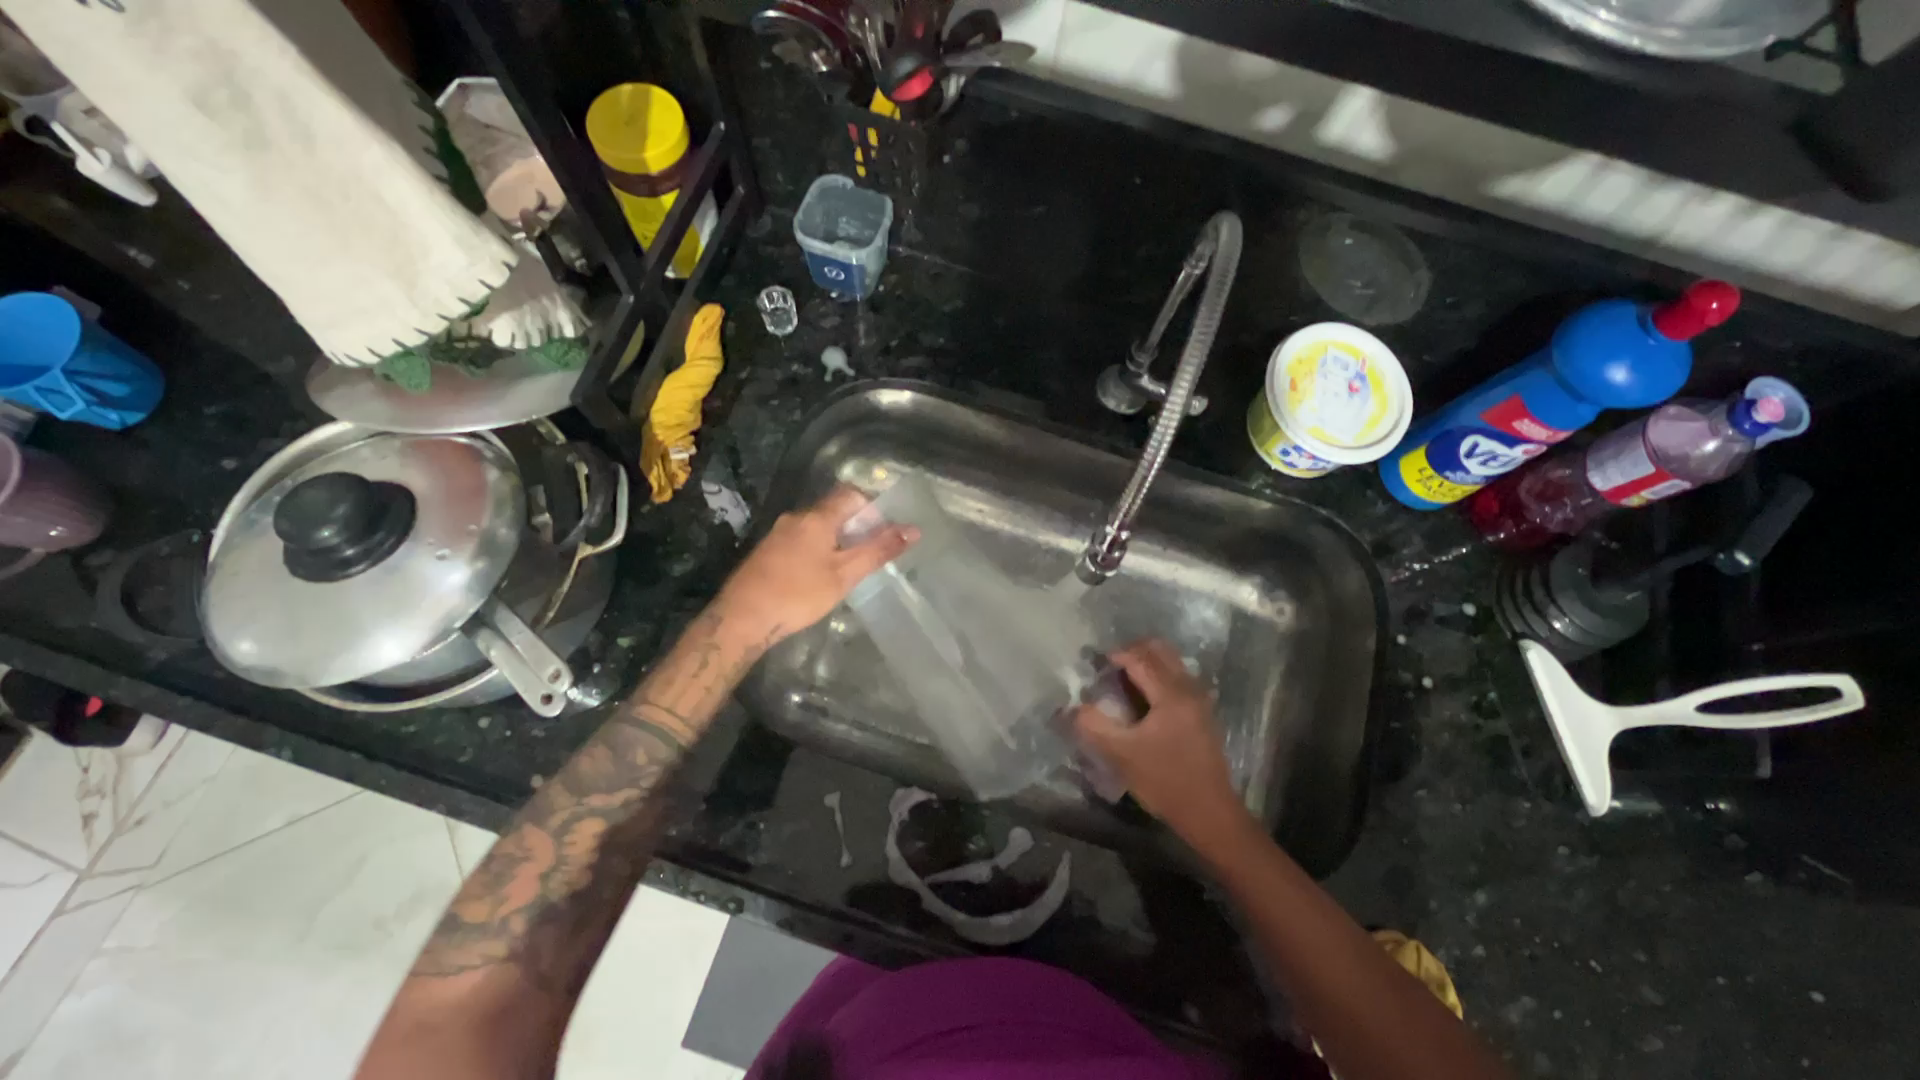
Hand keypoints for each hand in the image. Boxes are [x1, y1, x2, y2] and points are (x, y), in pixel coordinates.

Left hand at [713, 487, 916, 643]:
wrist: (742, 618)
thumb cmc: (799, 594)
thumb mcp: (845, 575)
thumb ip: (878, 550)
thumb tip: (914, 530)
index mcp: (816, 517)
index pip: (850, 494)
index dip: (872, 507)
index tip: (884, 533)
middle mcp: (795, 518)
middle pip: (832, 510)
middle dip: (855, 526)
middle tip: (870, 554)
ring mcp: (777, 534)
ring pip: (815, 527)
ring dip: (835, 540)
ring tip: (848, 568)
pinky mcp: (766, 552)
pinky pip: (800, 540)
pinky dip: (816, 550)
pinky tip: (819, 576)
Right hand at [1071, 640, 1250, 842]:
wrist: (1209, 812)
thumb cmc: (1165, 781)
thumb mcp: (1121, 754)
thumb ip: (1093, 725)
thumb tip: (1072, 707)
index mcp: (1171, 694)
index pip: (1140, 658)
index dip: (1116, 655)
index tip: (1094, 662)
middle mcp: (1189, 689)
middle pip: (1161, 652)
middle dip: (1134, 652)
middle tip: (1109, 666)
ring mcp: (1200, 701)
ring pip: (1174, 664)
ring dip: (1149, 663)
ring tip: (1124, 680)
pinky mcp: (1203, 716)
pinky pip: (1180, 679)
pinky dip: (1161, 677)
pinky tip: (1144, 700)